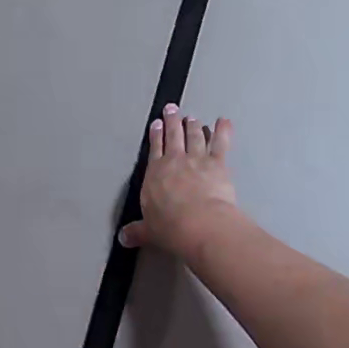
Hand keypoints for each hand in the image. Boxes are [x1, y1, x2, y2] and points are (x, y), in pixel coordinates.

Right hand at [118, 103, 246, 259]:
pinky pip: (220, 144)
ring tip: (191, 117)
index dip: (155, 136)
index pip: (154, 149)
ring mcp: (196, 160)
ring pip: (194, 136)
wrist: (198, 224)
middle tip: (172, 109)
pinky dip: (223, 131)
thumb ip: (137, 231)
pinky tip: (224, 121)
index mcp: (154, 173)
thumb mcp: (149, 230)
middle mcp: (174, 162)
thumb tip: (124, 238)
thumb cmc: (171, 226)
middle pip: (172, 136)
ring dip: (192, 125)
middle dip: (171, 121)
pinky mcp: (217, 164)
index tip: (156, 125)